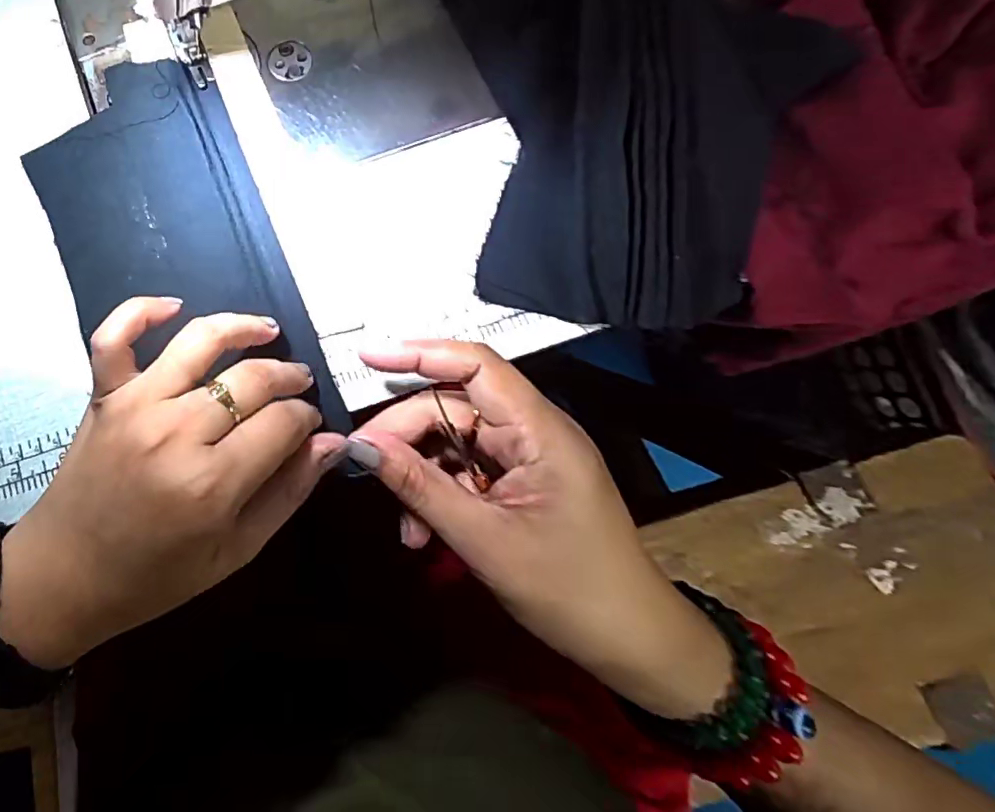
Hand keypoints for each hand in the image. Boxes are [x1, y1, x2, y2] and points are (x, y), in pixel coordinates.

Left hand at [0, 297, 345, 668]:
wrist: (65, 577)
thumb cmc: (155, 575)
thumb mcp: (236, 551)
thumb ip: (289, 492)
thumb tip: (333, 443)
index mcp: (212, 483)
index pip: (283, 422)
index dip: (307, 418)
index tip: (309, 424)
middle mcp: (175, 433)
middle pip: (251, 379)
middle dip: (288, 376)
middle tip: (298, 383)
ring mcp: (135, 406)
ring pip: (199, 342)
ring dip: (242, 327)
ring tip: (268, 330)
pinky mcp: (103, 395)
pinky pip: (115, 337)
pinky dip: (141, 311)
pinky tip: (174, 306)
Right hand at [347, 341, 730, 718]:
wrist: (630, 641)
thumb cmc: (570, 590)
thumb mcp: (484, 539)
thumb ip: (419, 487)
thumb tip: (363, 446)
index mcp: (539, 429)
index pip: (476, 365)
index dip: (420, 353)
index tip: (370, 358)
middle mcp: (532, 430)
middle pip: (453, 407)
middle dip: (407, 437)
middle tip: (368, 467)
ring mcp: (526, 455)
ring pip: (453, 442)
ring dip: (420, 477)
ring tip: (407, 527)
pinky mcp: (519, 480)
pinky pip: (464, 470)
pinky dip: (438, 494)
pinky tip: (423, 532)